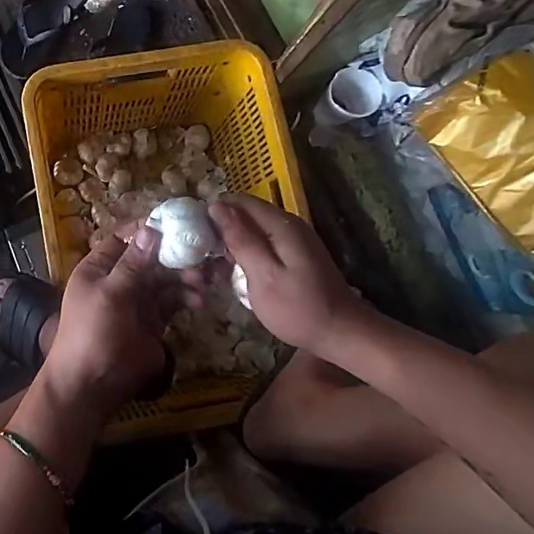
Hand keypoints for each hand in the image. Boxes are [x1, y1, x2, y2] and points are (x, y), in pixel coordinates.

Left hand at [40, 226, 184, 416]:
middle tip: (201, 252)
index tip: (176, 224)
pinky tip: (198, 301)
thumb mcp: (110, 293)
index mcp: (99, 268)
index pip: (124, 239)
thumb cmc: (93, 332)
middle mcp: (118, 280)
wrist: (92, 384)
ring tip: (204, 281)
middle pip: (151, 258)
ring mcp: (137, 301)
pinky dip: (186, 299)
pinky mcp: (153, 322)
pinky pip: (172, 302)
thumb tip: (150, 230)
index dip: (147, 230)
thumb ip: (132, 263)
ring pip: (165, 280)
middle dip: (175, 255)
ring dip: (185, 277)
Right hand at [209, 195, 368, 352]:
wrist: (341, 333)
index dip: (213, 211)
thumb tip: (217, 207)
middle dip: (220, 227)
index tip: (192, 232)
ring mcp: (294, 239)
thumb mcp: (263, 275)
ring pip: (253, 228)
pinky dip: (245, 251)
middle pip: (246, 212)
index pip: (239, 201)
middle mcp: (288, 224)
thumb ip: (240, 239)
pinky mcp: (295, 255)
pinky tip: (233, 271)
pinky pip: (263, 242)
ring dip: (231, 241)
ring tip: (210, 264)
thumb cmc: (298, 308)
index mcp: (281, 225)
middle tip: (198, 252)